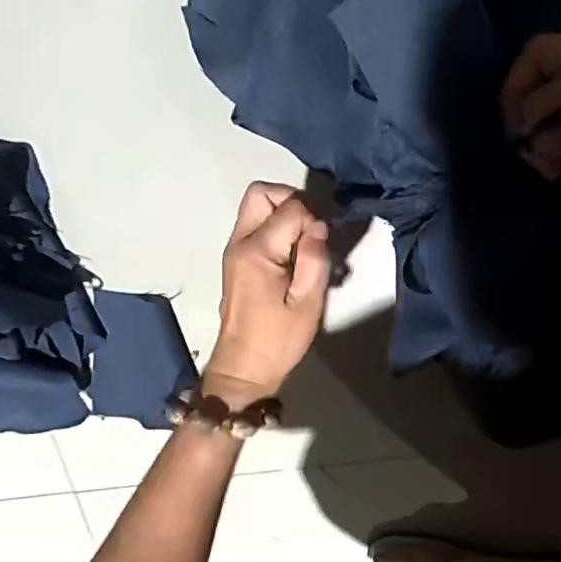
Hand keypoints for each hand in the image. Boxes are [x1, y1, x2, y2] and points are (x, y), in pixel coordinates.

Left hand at [201, 182, 330, 406]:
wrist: (243, 368)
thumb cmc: (278, 340)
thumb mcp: (307, 303)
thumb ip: (315, 258)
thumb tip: (320, 225)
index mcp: (256, 251)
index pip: (290, 207)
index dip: (314, 217)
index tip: (325, 242)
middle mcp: (239, 242)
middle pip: (261, 192)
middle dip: (293, 200)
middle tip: (315, 228)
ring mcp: (235, 249)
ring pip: (257, 206)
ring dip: (285, 213)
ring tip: (308, 242)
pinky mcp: (238, 259)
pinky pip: (257, 224)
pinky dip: (278, 227)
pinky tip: (296, 254)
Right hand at [499, 32, 560, 176]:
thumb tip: (538, 140)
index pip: (545, 89)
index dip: (528, 126)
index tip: (536, 162)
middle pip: (539, 53)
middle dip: (518, 93)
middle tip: (524, 136)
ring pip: (556, 54)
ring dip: (537, 88)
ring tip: (543, 132)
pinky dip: (558, 88)